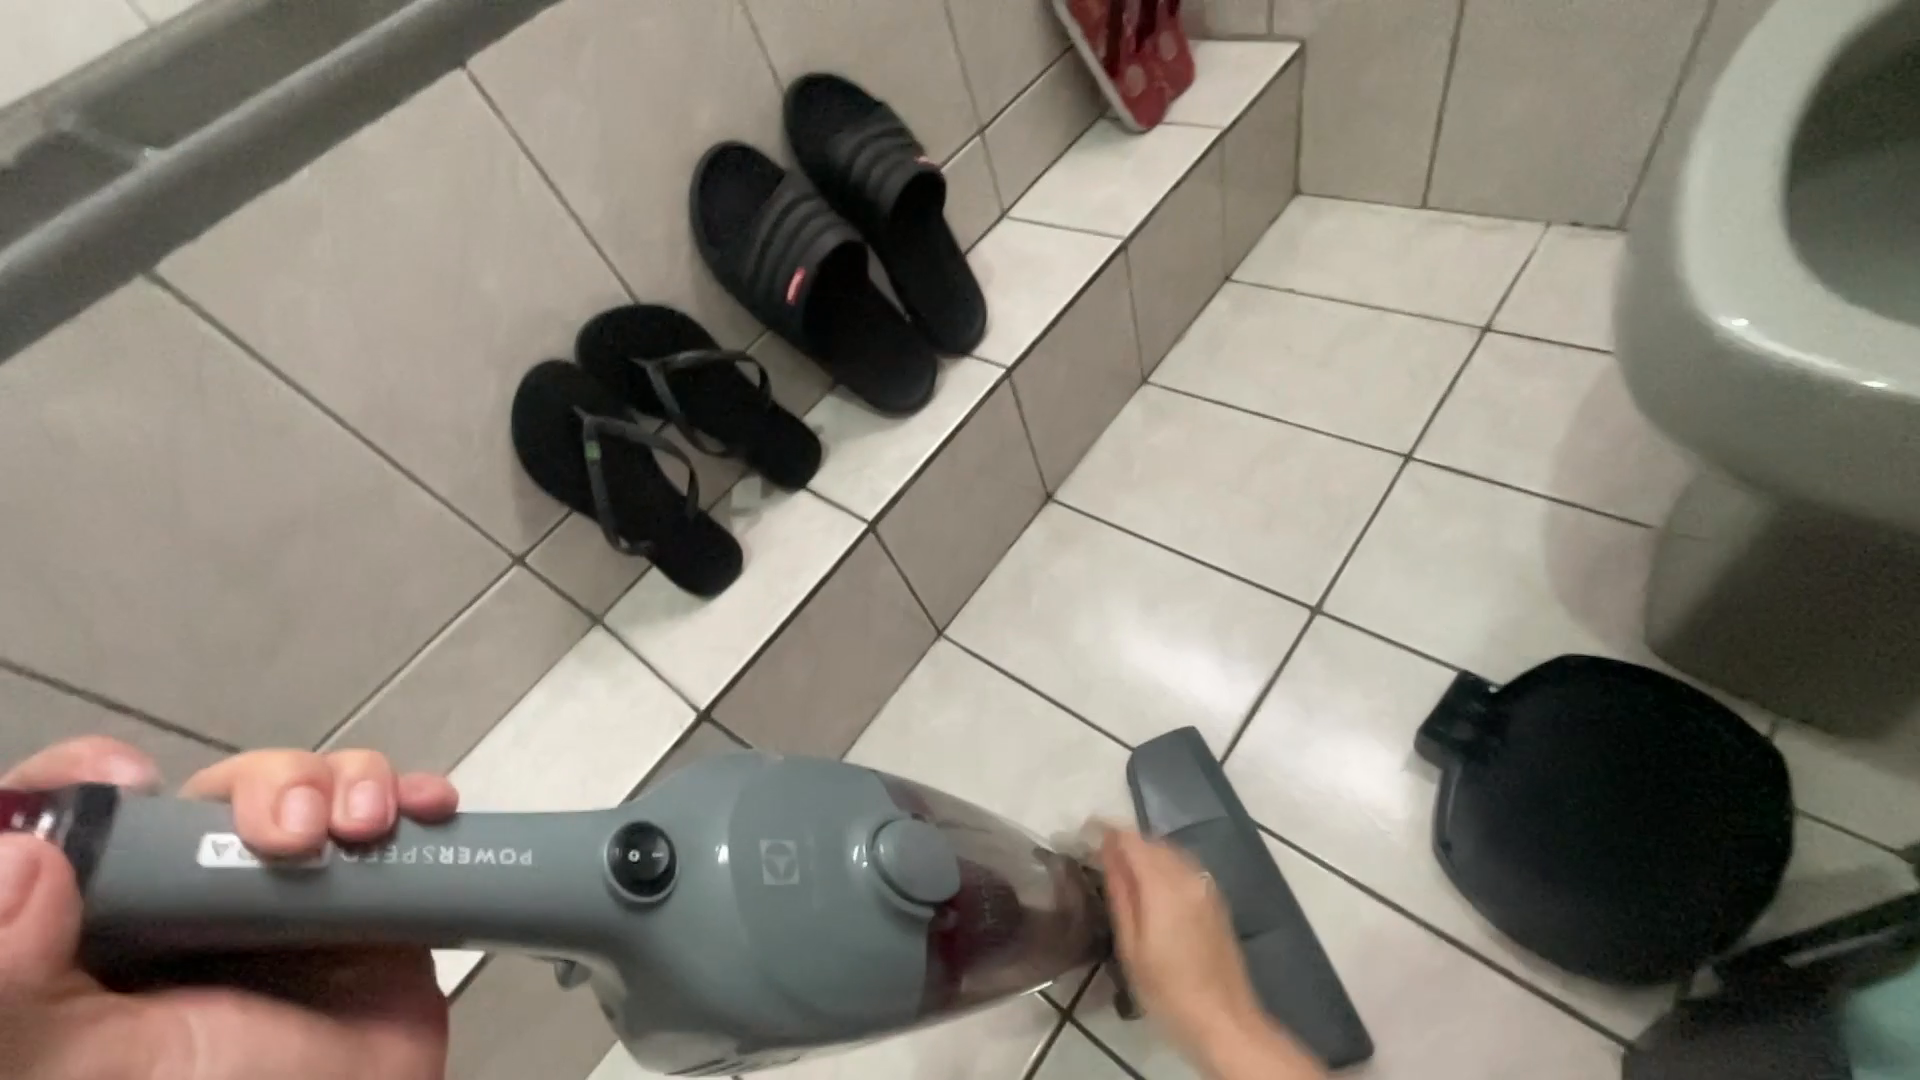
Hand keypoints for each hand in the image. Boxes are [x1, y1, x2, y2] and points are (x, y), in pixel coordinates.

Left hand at [0, 737, 458, 1079]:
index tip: (135, 780)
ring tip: (371, 826)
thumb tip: (16, 853)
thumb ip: (14, 986)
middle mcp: (198, 893)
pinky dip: (417, 792)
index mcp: (106, 925)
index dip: (92, 780)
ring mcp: (298, 885)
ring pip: (318, 783)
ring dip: (353, 781)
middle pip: (223, 789)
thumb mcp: (77, 1064)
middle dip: (272, 783)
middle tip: (295, 834)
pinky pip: (398, 809)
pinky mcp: (377, 883)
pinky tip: (429, 806)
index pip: (80, 824)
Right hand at [1099, 827, 1260, 1050]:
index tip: (1084, 832)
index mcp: (1163, 885)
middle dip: (1124, 839)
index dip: (1106, 829)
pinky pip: (1184, 866)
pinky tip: (1151, 884)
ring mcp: (1206, 887)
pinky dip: (1163, 863)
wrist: (1225, 1022)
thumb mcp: (1131, 947)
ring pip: (1169, 851)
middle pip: (1151, 840)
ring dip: (1144, 850)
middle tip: (1098, 852)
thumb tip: (1107, 853)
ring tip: (1120, 866)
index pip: (1131, 838)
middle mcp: (1188, 876)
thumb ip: (1120, 893)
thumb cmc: (1167, 991)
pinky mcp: (1216, 900)